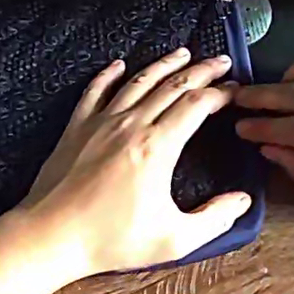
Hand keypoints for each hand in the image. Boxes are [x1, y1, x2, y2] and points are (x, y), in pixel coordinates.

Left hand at [13, 49, 253, 276]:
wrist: (51, 235)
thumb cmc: (111, 240)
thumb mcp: (174, 239)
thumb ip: (214, 219)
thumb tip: (242, 200)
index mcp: (158, 147)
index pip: (196, 105)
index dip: (219, 93)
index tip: (234, 90)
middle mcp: (131, 125)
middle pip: (172, 86)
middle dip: (201, 71)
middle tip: (220, 61)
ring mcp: (101, 122)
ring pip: (138, 82)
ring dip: (163, 65)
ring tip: (182, 53)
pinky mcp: (76, 128)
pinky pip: (96, 91)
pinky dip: (109, 74)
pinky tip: (118, 65)